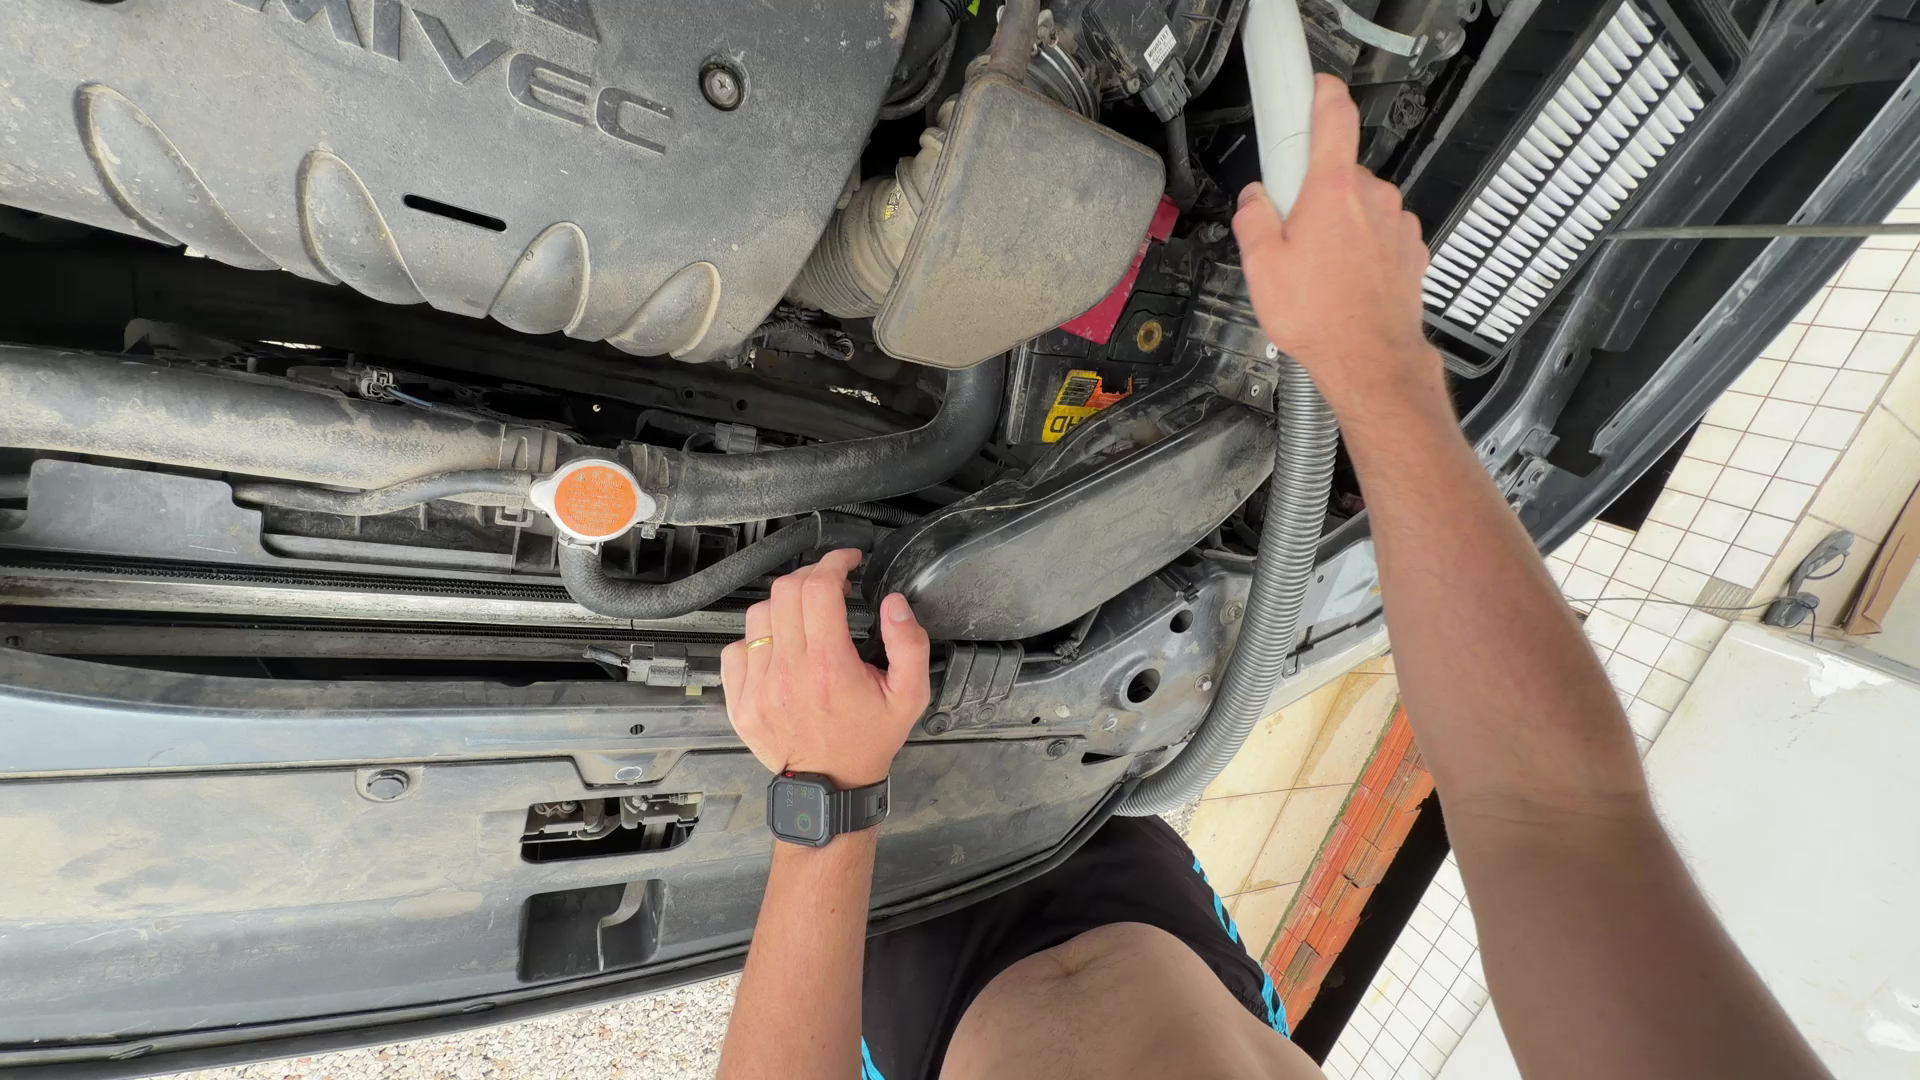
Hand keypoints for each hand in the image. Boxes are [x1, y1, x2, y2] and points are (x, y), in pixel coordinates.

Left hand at [719, 549, 930, 788]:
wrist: (831, 787)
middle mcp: (789, 672)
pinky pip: (736, 648)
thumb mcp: (910, 695)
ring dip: (784, 604)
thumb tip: (893, 603)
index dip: (834, 563)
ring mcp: (758, 687)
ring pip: (758, 614)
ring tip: (805, 616)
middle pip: (786, 591)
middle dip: (811, 576)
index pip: (819, 588)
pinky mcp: (740, 701)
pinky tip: (779, 647)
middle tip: (830, 586)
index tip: (847, 562)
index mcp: (830, 665)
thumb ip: (910, 644)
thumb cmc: (869, 739)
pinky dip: (756, 638)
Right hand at [1232, 75, 1444, 421]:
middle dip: (1311, 197)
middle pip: (1337, 175)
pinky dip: (1358, 250)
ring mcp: (1397, 222)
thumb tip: (1254, 200)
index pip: (1334, 117)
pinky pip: (1377, 235)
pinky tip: (1339, 284)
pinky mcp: (1410, 249)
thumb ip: (1253, 220)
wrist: (1368, 357)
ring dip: (1335, 228)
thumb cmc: (1318, 315)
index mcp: (1332, 190)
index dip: (1321, 95)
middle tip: (1288, 235)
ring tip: (1314, 272)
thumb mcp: (1262, 268)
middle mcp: (1372, 197)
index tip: (1312, 89)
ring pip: (1358, 209)